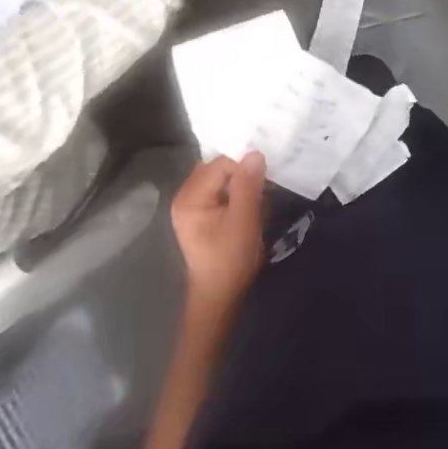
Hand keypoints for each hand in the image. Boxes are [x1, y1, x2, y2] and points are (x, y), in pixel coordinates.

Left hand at [170, 153, 266, 304]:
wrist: (219, 295)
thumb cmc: (231, 259)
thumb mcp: (244, 221)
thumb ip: (248, 185)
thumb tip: (255, 153)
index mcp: (190, 197)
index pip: (220, 164)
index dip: (244, 170)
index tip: (263, 187)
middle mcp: (184, 196)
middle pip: (216, 169)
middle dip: (240, 176)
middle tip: (260, 194)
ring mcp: (188, 206)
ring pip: (217, 180)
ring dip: (238, 186)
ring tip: (253, 204)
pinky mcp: (197, 215)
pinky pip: (215, 193)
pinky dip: (232, 196)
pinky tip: (243, 211)